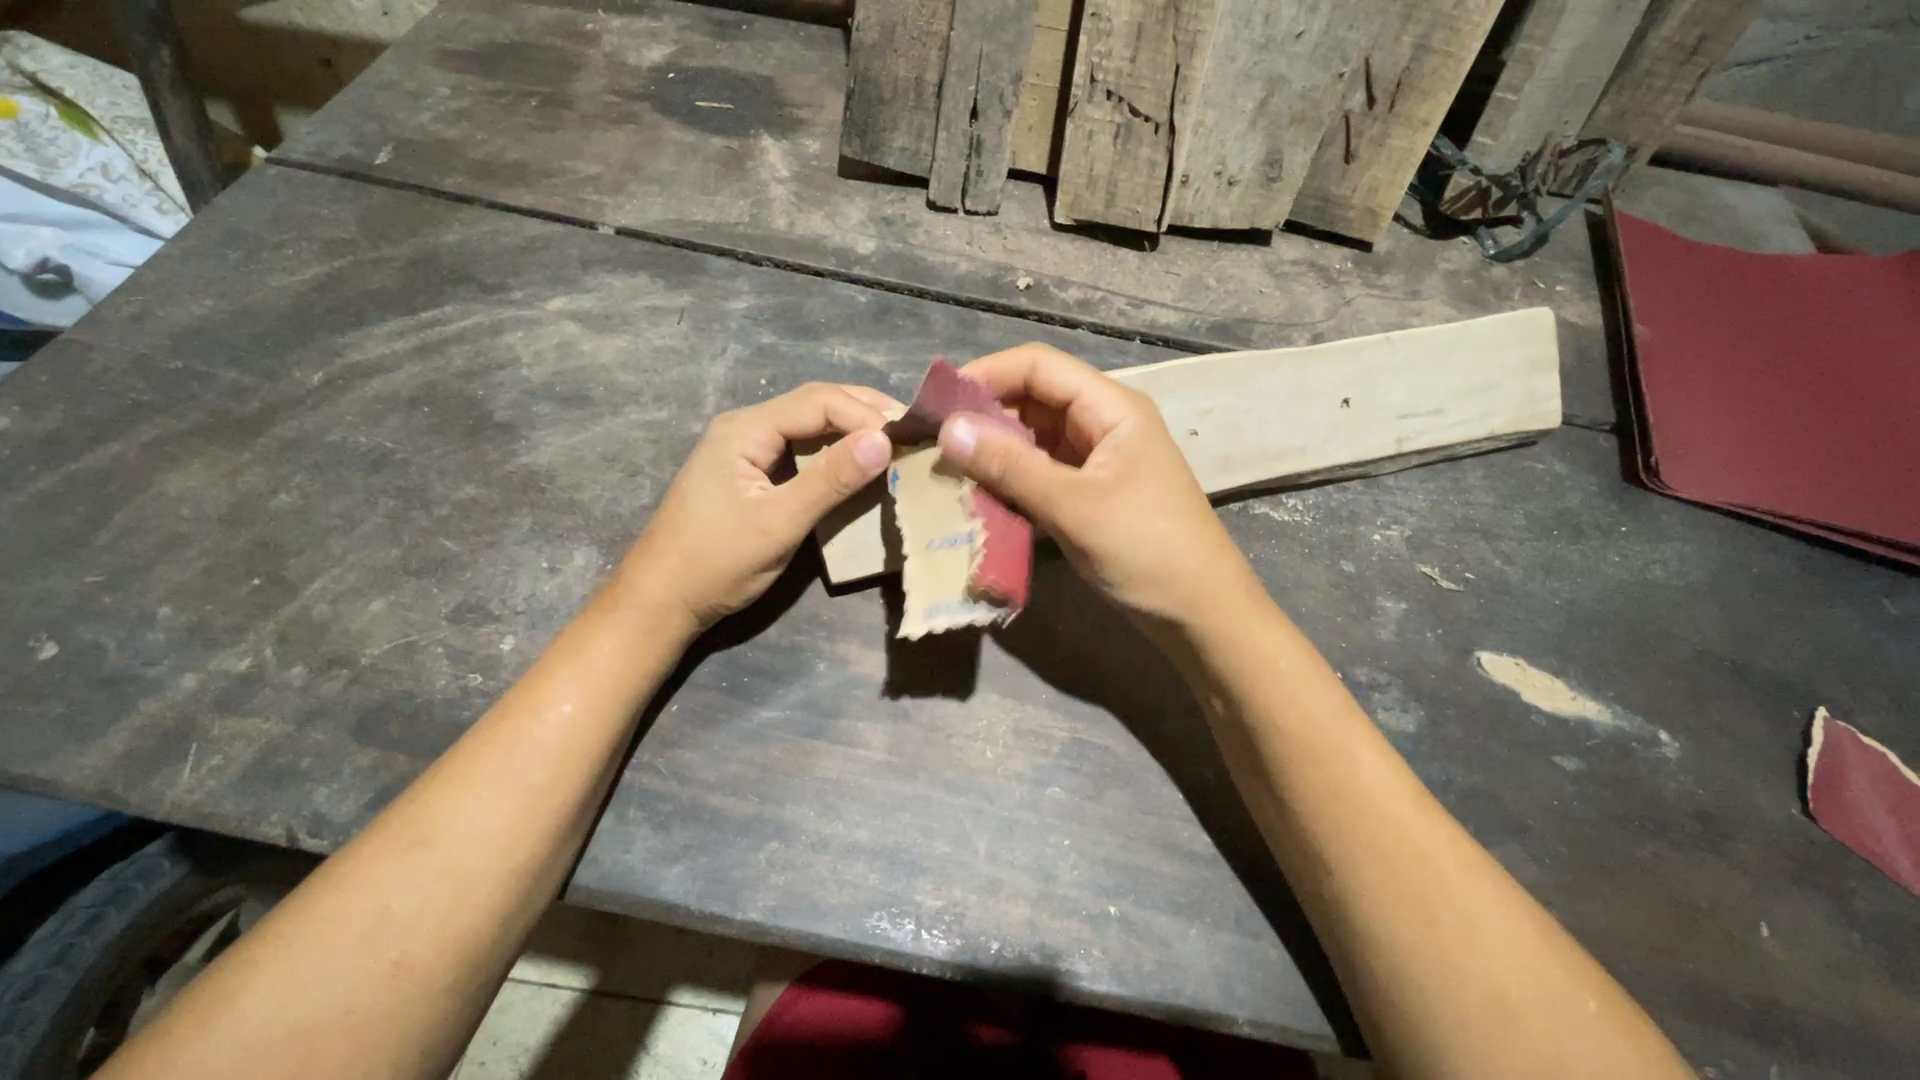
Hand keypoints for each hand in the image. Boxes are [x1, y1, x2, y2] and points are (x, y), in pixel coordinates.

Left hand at [622, 382, 899, 631]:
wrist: (661, 601)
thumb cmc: (715, 562)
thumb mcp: (778, 522)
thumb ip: (830, 480)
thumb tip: (884, 441)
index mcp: (745, 429)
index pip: (819, 401)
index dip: (867, 414)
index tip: (908, 439)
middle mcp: (746, 429)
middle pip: (815, 405)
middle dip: (865, 415)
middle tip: (913, 433)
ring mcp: (747, 451)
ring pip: (810, 427)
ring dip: (853, 432)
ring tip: (897, 446)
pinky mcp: (752, 475)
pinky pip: (801, 452)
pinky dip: (835, 455)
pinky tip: (861, 467)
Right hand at [937, 344, 1259, 628]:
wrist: (1201, 615)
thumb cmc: (1148, 552)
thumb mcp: (1074, 507)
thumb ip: (1011, 467)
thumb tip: (947, 430)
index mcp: (1112, 409)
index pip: (1039, 366)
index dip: (986, 375)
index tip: (936, 404)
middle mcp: (1102, 424)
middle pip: (1033, 399)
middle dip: (984, 416)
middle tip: (933, 444)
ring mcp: (1097, 461)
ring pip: (1033, 439)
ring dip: (994, 452)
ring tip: (947, 472)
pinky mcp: (1089, 495)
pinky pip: (1040, 474)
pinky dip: (1010, 481)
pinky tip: (978, 498)